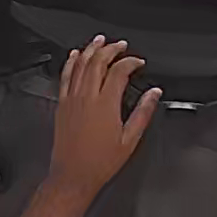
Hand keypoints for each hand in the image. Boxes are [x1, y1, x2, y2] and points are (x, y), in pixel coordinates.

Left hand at [46, 36, 162, 201]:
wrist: (73, 176)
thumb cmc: (101, 162)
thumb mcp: (130, 139)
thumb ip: (143, 112)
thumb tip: (154, 93)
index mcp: (106, 105)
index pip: (119, 72)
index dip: (130, 62)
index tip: (138, 62)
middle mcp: (87, 98)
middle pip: (98, 62)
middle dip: (111, 49)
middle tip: (121, 45)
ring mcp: (72, 100)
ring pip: (80, 65)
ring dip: (91, 50)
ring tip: (99, 40)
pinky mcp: (62, 105)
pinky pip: (65, 77)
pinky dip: (70, 63)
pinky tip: (75, 56)